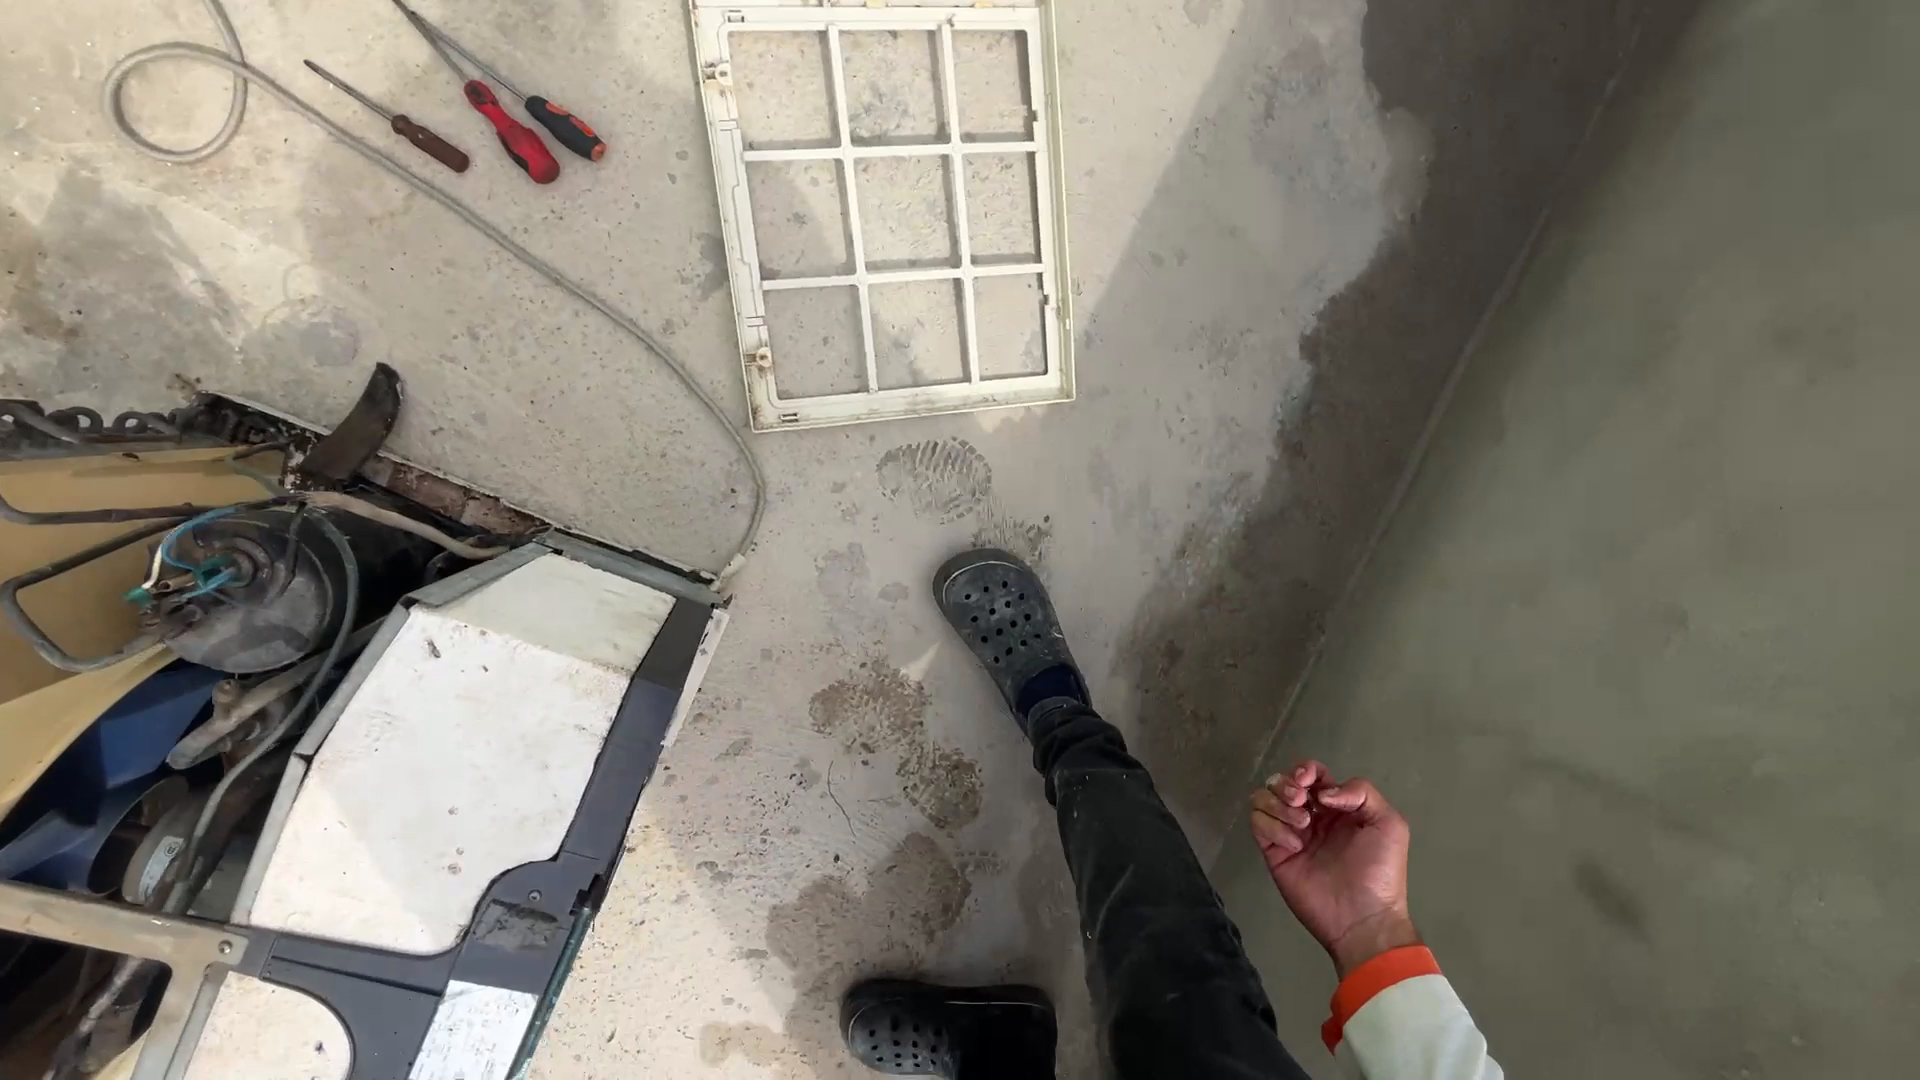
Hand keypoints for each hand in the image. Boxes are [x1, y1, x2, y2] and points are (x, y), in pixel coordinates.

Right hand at [1250, 761, 1418, 976]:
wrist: (1363, 917)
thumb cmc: (1380, 871)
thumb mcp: (1389, 824)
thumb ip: (1362, 791)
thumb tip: (1321, 792)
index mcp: (1336, 807)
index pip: (1311, 774)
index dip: (1305, 769)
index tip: (1307, 781)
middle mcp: (1310, 816)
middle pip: (1281, 781)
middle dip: (1287, 784)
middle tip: (1301, 801)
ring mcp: (1288, 833)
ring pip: (1263, 797)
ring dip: (1278, 803)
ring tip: (1301, 825)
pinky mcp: (1272, 851)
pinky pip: (1257, 823)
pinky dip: (1272, 826)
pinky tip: (1294, 844)